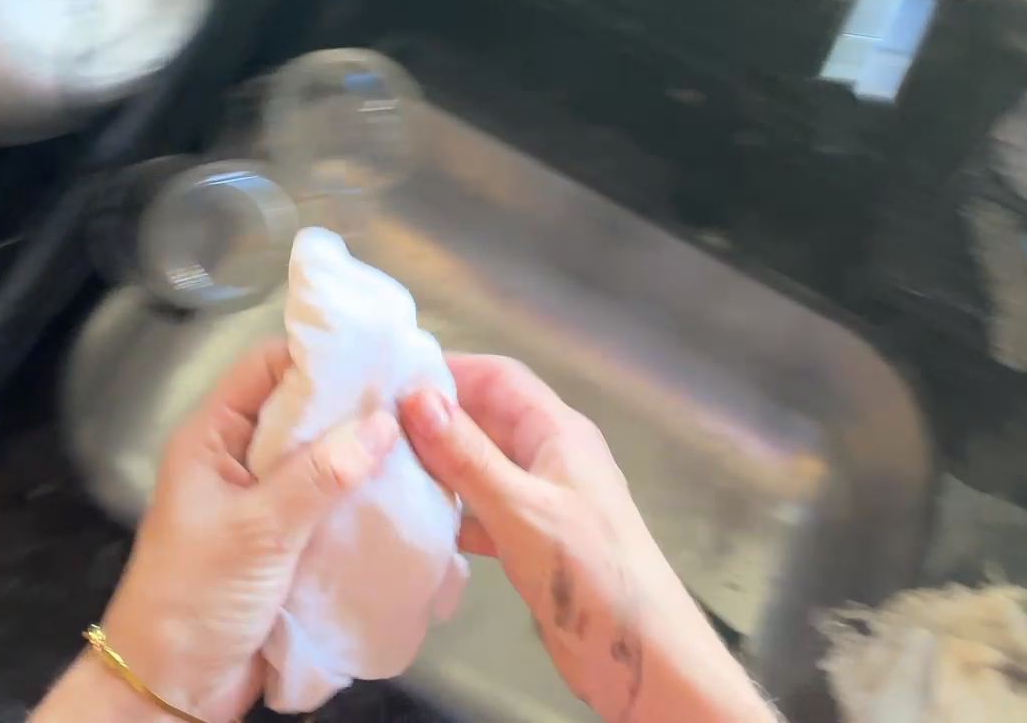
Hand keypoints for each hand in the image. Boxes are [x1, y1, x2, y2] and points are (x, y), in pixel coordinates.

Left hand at [38, 340, 398, 722]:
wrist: (171, 693)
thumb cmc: (192, 601)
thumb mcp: (256, 531)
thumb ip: (318, 477)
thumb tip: (382, 425)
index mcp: (213, 436)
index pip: (264, 368)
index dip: (313, 356)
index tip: (369, 356)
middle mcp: (239, 455)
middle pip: (299, 407)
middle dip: (348, 401)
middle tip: (405, 394)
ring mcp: (264, 494)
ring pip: (319, 451)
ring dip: (359, 447)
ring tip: (412, 434)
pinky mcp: (287, 531)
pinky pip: (328, 493)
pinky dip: (358, 487)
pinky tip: (396, 484)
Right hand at [399, 355, 778, 722]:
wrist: (644, 657)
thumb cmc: (589, 570)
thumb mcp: (521, 508)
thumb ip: (468, 457)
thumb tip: (418, 398)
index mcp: (558, 431)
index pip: (501, 378)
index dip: (453, 369)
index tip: (399, 375)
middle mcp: (551, 455)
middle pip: (489, 418)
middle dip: (440, 417)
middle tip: (382, 423)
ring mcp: (544, 497)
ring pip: (485, 464)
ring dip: (444, 464)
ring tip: (391, 467)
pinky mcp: (535, 537)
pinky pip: (487, 507)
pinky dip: (457, 509)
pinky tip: (424, 522)